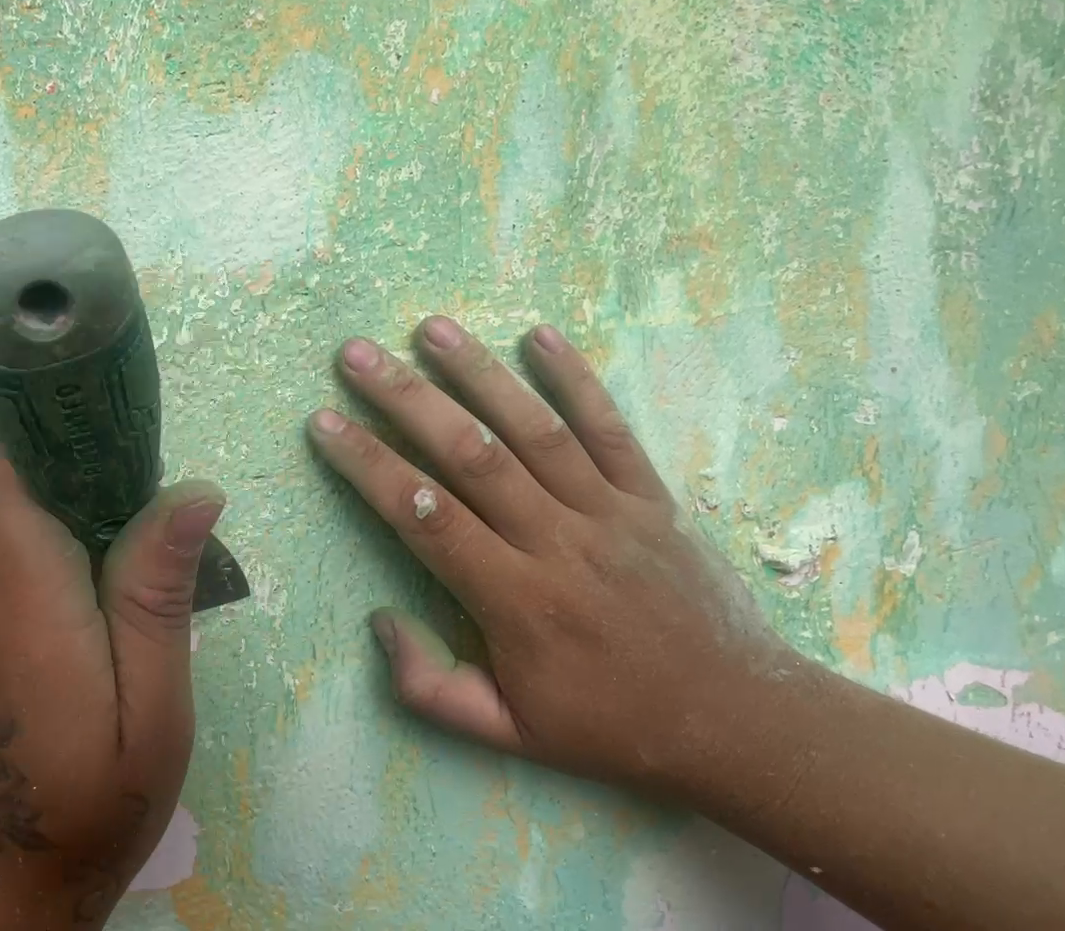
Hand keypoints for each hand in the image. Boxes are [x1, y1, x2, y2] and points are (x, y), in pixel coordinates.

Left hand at [0, 421, 224, 930]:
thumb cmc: (86, 798)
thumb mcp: (153, 710)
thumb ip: (158, 594)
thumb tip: (194, 491)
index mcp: (10, 586)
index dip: (51, 424)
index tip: (114, 448)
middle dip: (50, 459)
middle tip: (115, 513)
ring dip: (7, 484)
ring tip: (66, 537)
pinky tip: (21, 565)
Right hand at [307, 319, 797, 791]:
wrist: (739, 720)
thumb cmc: (609, 726)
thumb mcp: (508, 735)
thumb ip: (429, 689)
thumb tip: (378, 621)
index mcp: (516, 600)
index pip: (425, 517)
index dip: (369, 466)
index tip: (324, 423)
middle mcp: (558, 542)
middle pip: (471, 456)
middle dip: (406, 399)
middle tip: (356, 355)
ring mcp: (610, 512)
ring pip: (535, 430)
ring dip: (479, 373)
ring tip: (430, 328)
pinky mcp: (652, 498)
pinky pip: (611, 429)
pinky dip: (576, 380)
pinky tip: (540, 335)